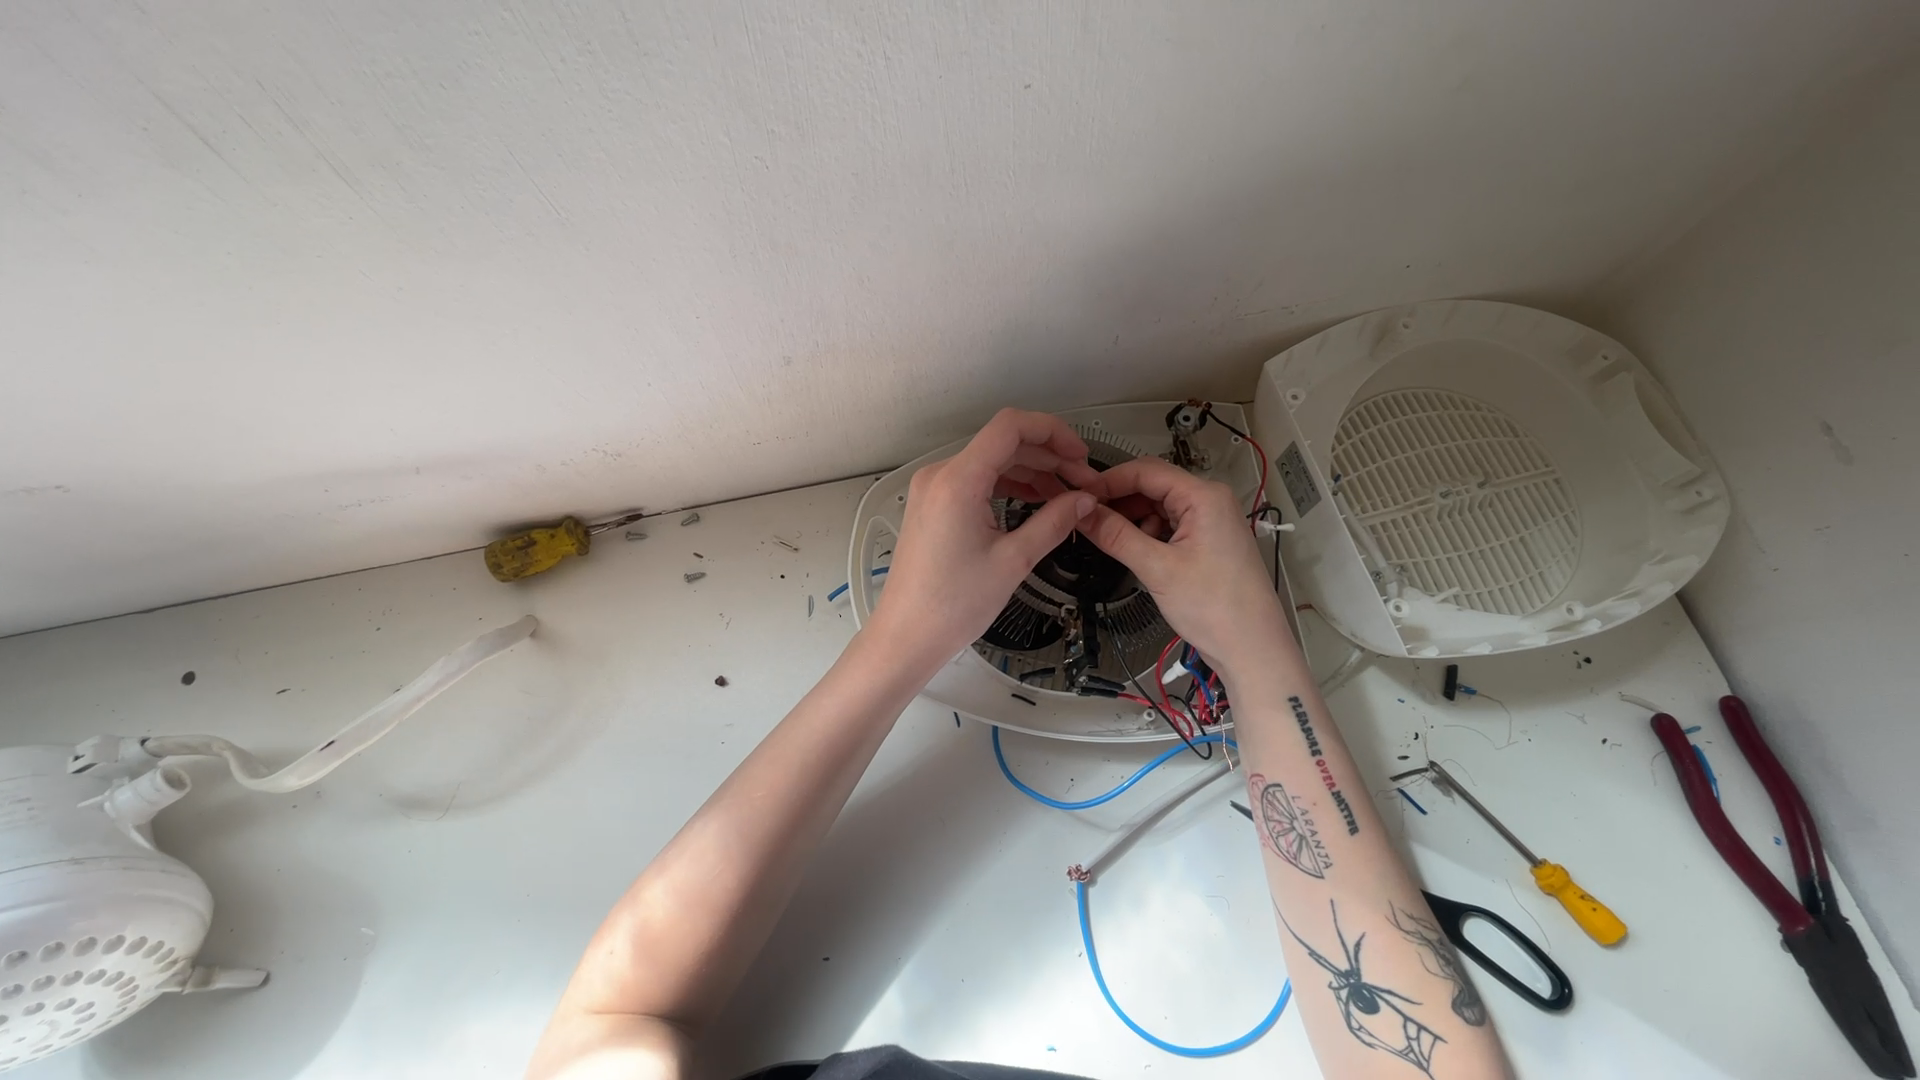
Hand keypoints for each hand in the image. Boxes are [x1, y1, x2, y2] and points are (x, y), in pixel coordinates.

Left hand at [867, 408, 1101, 671]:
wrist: (906, 636)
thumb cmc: (951, 605)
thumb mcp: (1014, 561)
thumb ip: (1054, 522)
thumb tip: (1084, 500)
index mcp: (958, 480)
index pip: (1011, 427)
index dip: (1053, 432)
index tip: (1080, 454)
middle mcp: (940, 475)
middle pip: (1004, 443)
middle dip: (1049, 457)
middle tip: (1084, 484)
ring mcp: (933, 489)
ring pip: (992, 461)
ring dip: (1031, 472)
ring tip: (1067, 495)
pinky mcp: (933, 505)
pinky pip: (976, 480)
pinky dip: (1008, 485)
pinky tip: (1036, 501)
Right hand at [1078, 456, 1291, 678]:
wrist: (1252, 649)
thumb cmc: (1218, 609)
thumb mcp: (1157, 569)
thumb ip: (1116, 536)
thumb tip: (1083, 513)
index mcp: (1204, 497)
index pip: (1145, 471)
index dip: (1108, 481)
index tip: (1078, 496)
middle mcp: (1210, 502)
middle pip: (1152, 486)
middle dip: (1117, 500)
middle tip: (1084, 518)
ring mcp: (1210, 522)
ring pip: (1158, 507)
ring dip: (1130, 519)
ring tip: (1105, 537)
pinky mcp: (1207, 542)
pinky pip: (1169, 525)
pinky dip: (1146, 533)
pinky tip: (1132, 550)